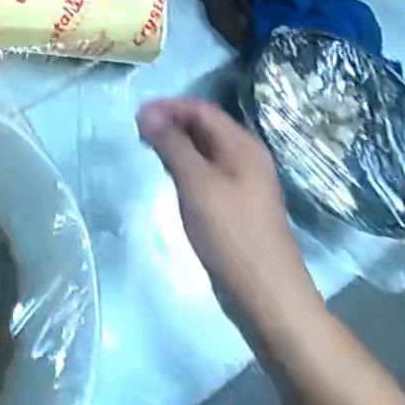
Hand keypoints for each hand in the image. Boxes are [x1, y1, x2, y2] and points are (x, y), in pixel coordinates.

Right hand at [138, 98, 321, 311]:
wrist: (268, 297)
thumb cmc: (231, 233)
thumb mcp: (196, 183)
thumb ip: (171, 144)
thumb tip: (147, 112)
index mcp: (243, 145)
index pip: (201, 110)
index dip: (168, 106)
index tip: (137, 115)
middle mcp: (246, 157)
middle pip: (205, 127)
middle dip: (171, 122)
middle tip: (138, 131)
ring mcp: (244, 182)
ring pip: (205, 149)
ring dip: (177, 143)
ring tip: (148, 149)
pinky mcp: (237, 205)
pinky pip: (208, 171)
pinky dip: (186, 164)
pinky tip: (170, 175)